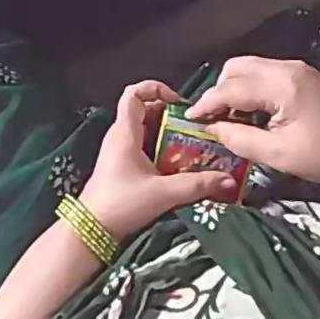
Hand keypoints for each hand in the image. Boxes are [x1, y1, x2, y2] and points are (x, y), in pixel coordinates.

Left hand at [79, 80, 238, 238]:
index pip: (134, 94)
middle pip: (146, 110)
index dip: (156, 88)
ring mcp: (120, 150)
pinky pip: (145, 146)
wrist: (92, 229)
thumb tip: (227, 179)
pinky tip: (179, 164)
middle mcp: (121, 136)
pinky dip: (162, 148)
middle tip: (193, 127)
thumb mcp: (163, 193)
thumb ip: (197, 185)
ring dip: (168, 133)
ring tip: (192, 145)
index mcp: (125, 132)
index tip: (178, 103)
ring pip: (147, 129)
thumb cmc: (121, 204)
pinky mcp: (123, 165)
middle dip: (171, 115)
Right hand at [185, 57, 319, 188]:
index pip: (229, 88)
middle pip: (236, 68)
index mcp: (280, 85)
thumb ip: (239, 140)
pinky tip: (252, 113)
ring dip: (234, 89)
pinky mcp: (304, 77)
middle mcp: (286, 68)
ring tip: (230, 119)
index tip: (189, 121)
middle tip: (212, 120)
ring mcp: (297, 70)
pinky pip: (265, 75)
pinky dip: (250, 89)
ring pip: (250, 68)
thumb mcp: (280, 155)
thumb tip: (212, 130)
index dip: (206, 104)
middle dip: (219, 92)